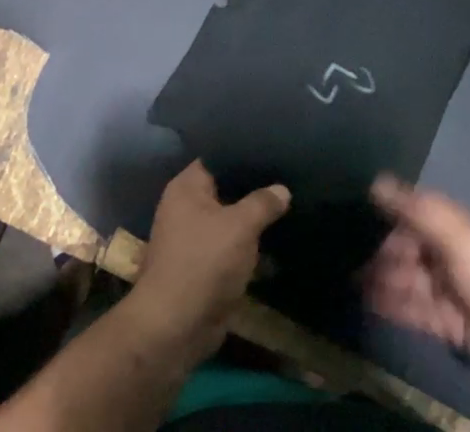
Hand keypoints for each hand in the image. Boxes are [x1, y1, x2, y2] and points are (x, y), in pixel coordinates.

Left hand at [129, 160, 290, 357]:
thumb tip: (281, 189)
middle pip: (224, 189)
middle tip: (289, 177)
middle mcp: (186, 207)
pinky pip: (232, 247)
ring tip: (291, 206)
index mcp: (186, 188)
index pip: (214, 157)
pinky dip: (251, 246)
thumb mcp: (239, 226)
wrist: (177, 321)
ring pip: (230, 220)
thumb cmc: (204, 261)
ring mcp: (194, 237)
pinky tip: (279, 242)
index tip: (272, 148)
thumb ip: (261, 203)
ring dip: (254, 219)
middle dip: (254, 187)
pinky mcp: (205, 265)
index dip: (241, 153)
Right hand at [366, 175, 469, 409]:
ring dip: (380, 279)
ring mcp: (454, 294)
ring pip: (408, 281)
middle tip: (342, 255)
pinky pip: (414, 310)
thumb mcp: (462, 240)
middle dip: (379, 252)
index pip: (416, 216)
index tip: (350, 214)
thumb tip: (375, 180)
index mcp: (463, 232)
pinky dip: (391, 305)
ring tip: (346, 280)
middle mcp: (456, 259)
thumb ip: (418, 210)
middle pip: (409, 250)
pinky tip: (366, 302)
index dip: (387, 216)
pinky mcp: (452, 326)